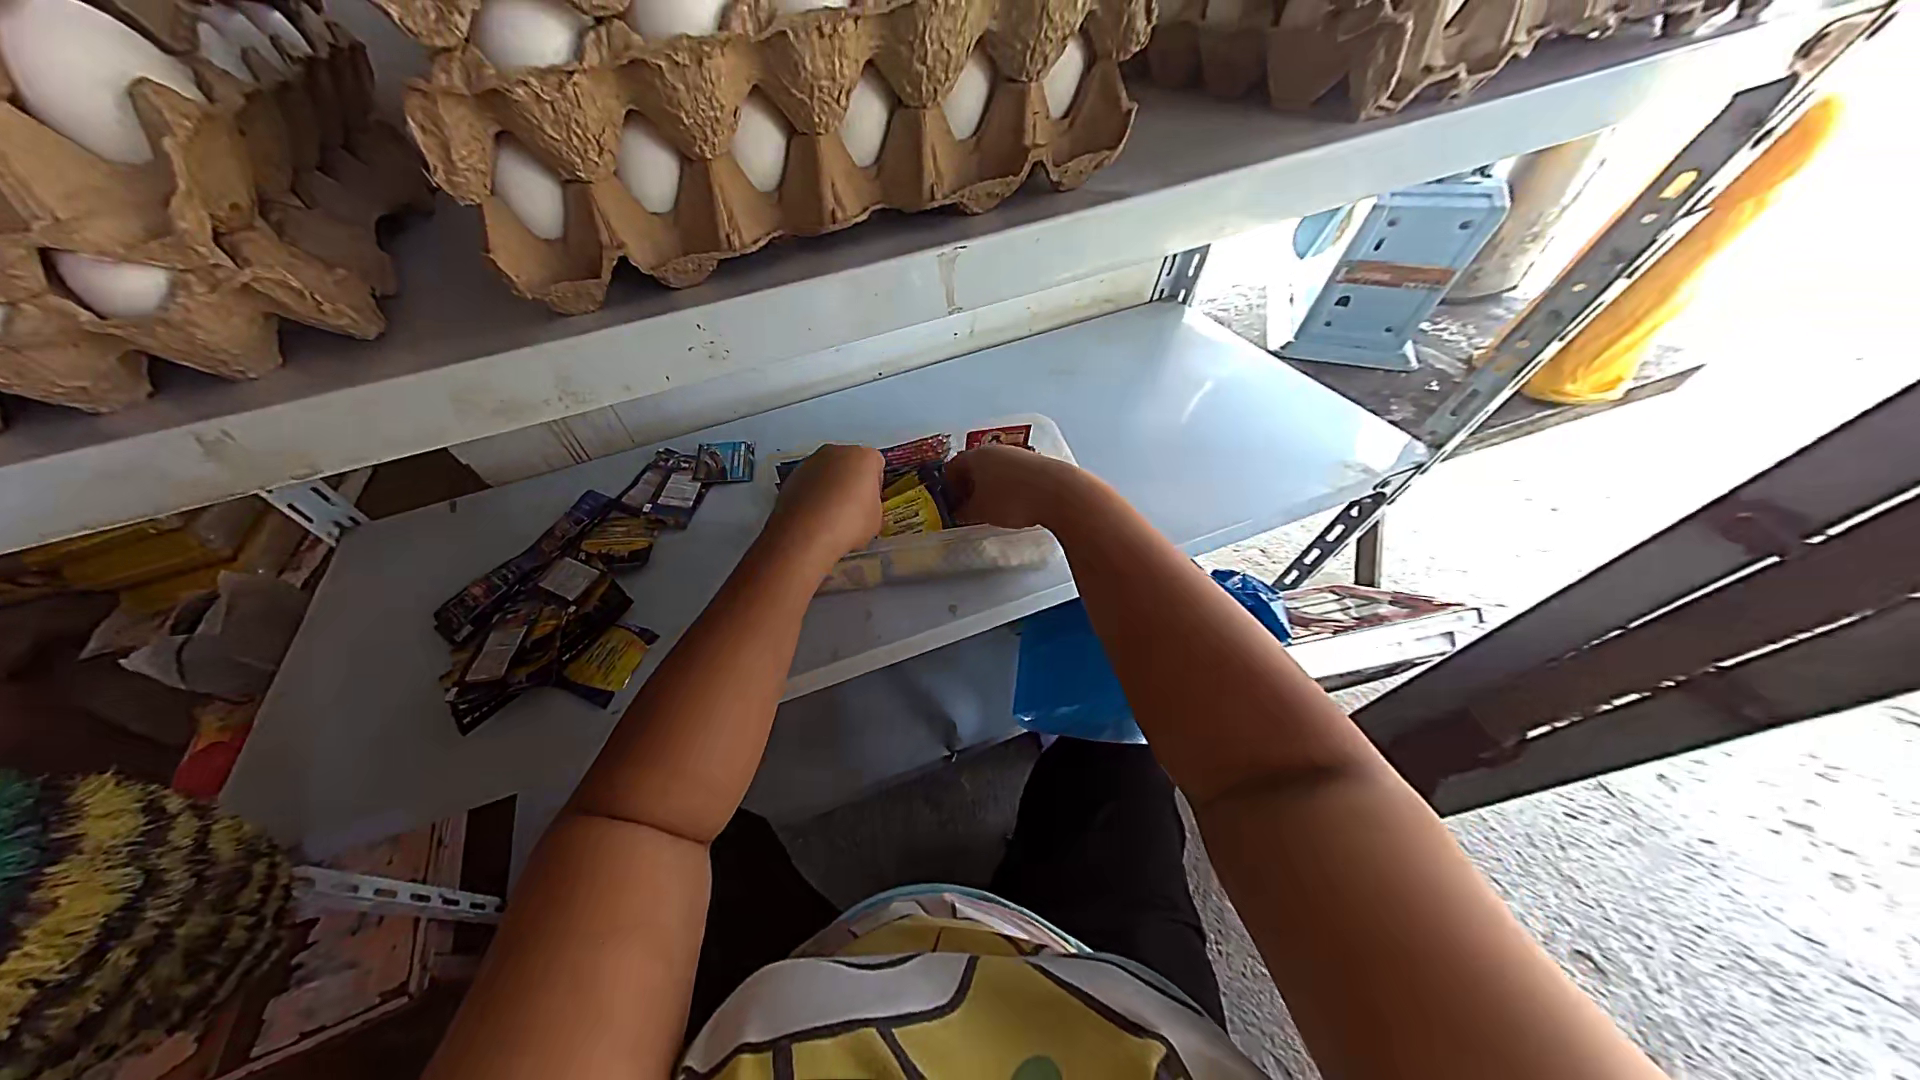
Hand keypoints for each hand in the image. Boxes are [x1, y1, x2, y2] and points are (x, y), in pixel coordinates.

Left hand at [763, 444, 883, 563]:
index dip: (875, 484)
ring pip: (827, 471)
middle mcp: (837, 452)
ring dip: (830, 486)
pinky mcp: (791, 475)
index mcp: (864, 457)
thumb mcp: (875, 519)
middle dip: (851, 480)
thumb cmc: (850, 524)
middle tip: (851, 506)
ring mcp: (811, 462)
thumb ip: (872, 504)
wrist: (806, 534)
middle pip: (849, 463)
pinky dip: (812, 494)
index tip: (870, 501)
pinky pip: (809, 482)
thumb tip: (863, 507)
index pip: (876, 464)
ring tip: (829, 514)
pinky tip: (813, 515)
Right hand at [945, 444, 1091, 529]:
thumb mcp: (980, 512)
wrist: (1059, 493)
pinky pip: (1013, 475)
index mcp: (975, 456)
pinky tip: (1014, 504)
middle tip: (968, 508)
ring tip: (992, 509)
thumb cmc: (1012, 499)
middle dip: (968, 488)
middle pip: (974, 467)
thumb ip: (964, 512)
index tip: (949, 505)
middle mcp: (995, 450)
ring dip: (989, 488)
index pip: (951, 468)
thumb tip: (959, 513)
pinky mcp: (1036, 463)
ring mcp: (1017, 455)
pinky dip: (1008, 488)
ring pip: (995, 471)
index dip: (947, 488)